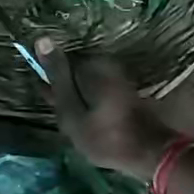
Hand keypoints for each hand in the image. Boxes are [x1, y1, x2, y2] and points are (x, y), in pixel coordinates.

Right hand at [38, 40, 175, 180]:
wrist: (151, 154)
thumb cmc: (107, 137)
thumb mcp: (71, 112)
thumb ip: (57, 77)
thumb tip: (42, 39)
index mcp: (92, 65)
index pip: (58, 63)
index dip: (51, 86)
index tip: (55, 107)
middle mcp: (105, 63)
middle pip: (71, 74)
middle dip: (66, 94)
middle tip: (70, 123)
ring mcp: (116, 74)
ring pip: (83, 85)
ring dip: (78, 102)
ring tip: (83, 127)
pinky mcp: (123, 87)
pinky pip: (96, 91)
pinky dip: (91, 105)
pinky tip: (94, 124)